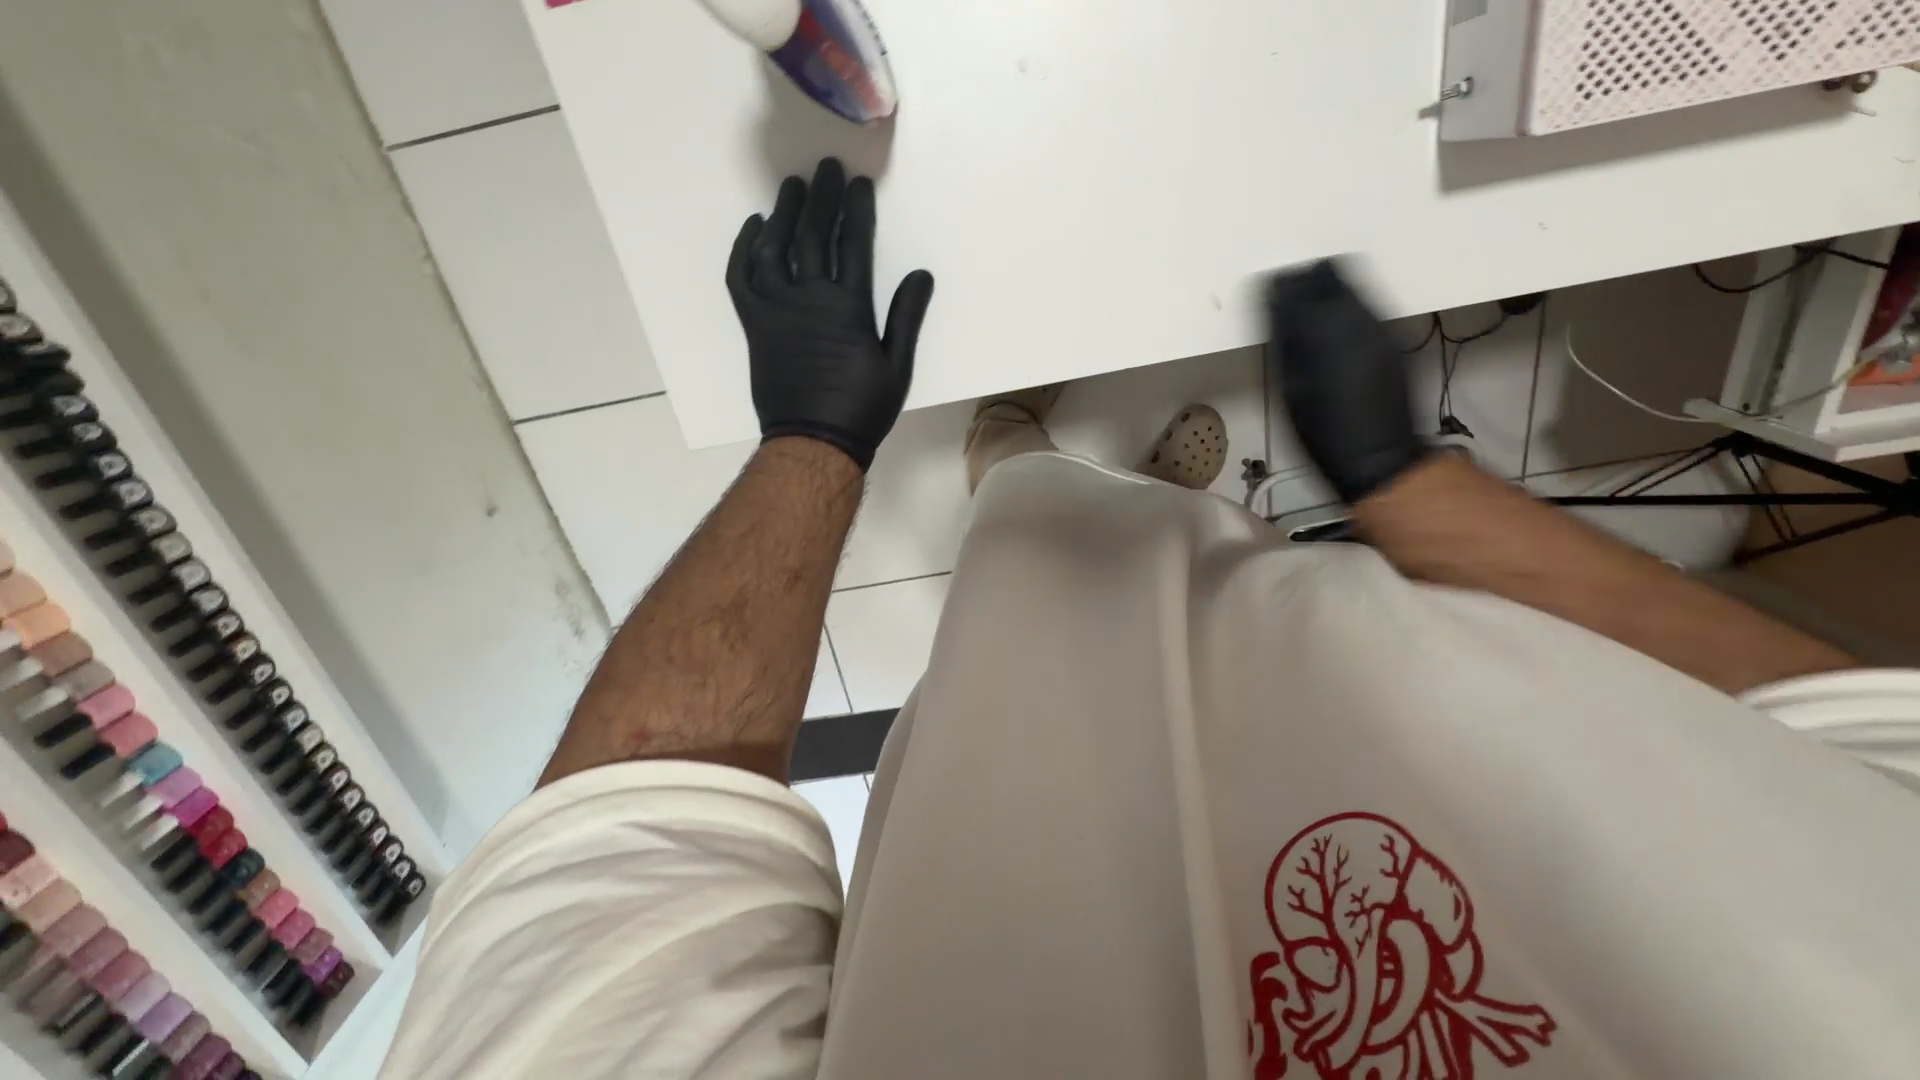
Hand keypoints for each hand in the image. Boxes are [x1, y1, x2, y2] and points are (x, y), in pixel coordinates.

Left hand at [727, 158, 934, 470]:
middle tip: (825, 168)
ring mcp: (776, 309)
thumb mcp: (897, 367)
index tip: (858, 184)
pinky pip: (742, 277)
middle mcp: (809, 299)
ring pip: (775, 248)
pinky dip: (745, 249)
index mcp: (848, 308)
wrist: (813, 440)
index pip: (854, 244)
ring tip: (791, 188)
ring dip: (783, 214)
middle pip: (814, 235)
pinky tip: (754, 228)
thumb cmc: (862, 408)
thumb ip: (906, 317)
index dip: (856, 210)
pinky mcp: (754, 323)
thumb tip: (921, 275)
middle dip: (821, 198)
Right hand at [1265, 259, 1427, 504]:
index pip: (1300, 284)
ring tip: (1306, 318)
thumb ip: (1285, 339)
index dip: (1280, 285)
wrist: (1380, 457)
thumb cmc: (1324, 431)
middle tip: (1286, 301)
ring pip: (1351, 287)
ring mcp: (1381, 327)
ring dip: (1326, 293)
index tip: (1266, 293)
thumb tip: (1274, 303)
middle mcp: (1361, 319)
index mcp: (1329, 330)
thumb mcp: (1292, 387)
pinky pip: (1365, 307)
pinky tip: (1331, 334)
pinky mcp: (1392, 339)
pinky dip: (1344, 309)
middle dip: (1305, 282)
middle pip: (1331, 274)